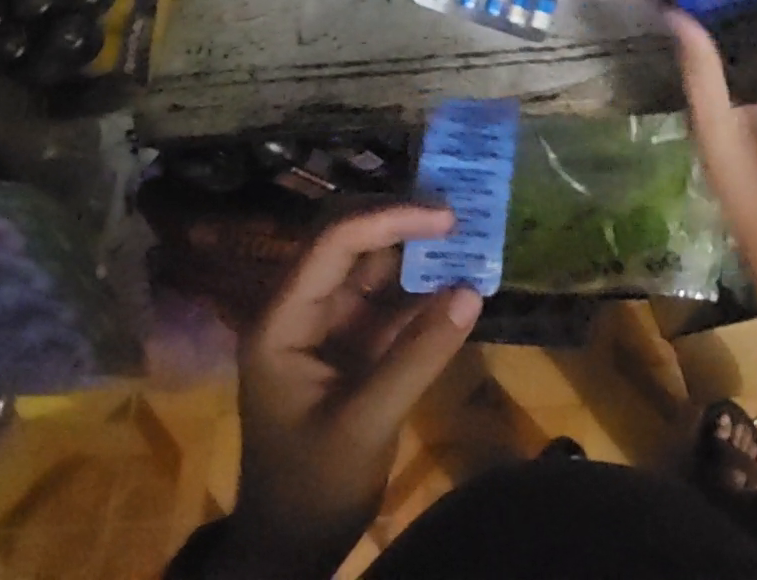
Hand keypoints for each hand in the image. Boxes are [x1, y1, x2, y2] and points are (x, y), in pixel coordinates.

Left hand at [220, 205, 482, 578]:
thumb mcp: (364, 424)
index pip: (333, 244)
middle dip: (404, 222)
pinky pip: (395, 302)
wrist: (293, 542)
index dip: (390, 219)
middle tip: (462, 212)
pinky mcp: (358, 343)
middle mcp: (304, 308)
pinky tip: (464, 279)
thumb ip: (418, 356)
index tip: (447, 216)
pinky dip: (429, 289)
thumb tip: (473, 292)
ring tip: (472, 234)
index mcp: (283, 319)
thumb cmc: (313, 486)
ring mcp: (331, 324)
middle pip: (351, 242)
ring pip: (377, 266)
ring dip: (421, 251)